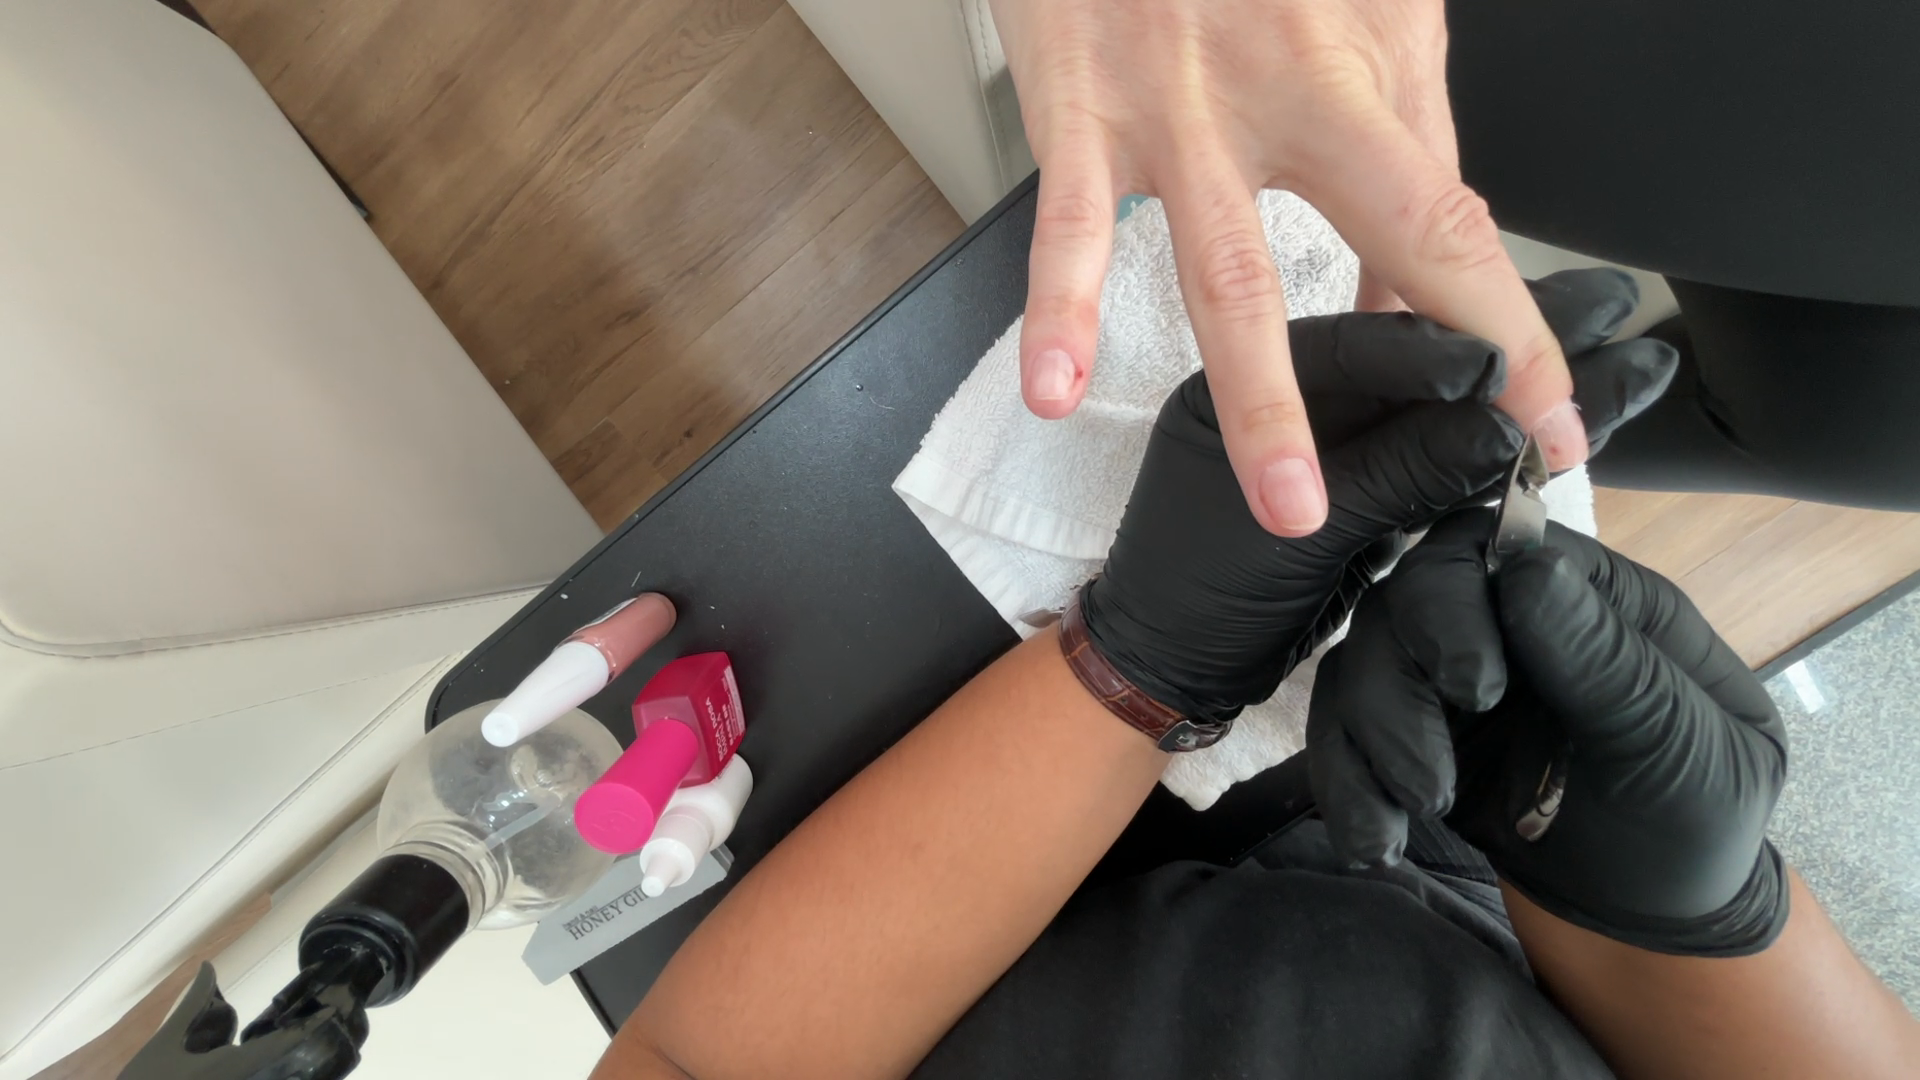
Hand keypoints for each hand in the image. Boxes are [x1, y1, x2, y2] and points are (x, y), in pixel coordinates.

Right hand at [990, 0, 1588, 537]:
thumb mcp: (1351, 11)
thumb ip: (1389, 135)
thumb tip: (1404, 273)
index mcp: (1366, 66)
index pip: (1459, 219)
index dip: (1512, 327)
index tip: (1542, 424)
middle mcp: (1293, 90)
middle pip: (1387, 241)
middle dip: (1436, 368)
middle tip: (1463, 475)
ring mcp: (1184, 110)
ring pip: (1229, 270)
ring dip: (1258, 397)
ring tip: (1279, 499)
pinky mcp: (1083, 115)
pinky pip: (1072, 229)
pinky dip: (1062, 311)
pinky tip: (1054, 388)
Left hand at [1082, 268, 1672, 721]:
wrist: (1176, 665)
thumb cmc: (1202, 596)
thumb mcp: (1298, 535)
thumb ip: (1396, 473)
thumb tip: (1503, 423)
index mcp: (1231, 387)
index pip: (1350, 348)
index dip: (1434, 349)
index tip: (1511, 359)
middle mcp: (1277, 406)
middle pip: (1398, 357)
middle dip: (1493, 339)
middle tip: (1601, 305)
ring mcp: (1314, 443)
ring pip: (1418, 401)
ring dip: (1500, 384)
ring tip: (1599, 341)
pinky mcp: (1346, 484)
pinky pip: (1418, 449)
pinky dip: (1473, 440)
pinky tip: (1538, 418)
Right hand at [1310, 516, 1791, 954]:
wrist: (1630, 907)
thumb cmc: (1686, 818)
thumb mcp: (1683, 748)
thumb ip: (1605, 660)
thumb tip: (1528, 565)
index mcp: (1575, 595)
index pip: (1482, 547)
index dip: (1449, 600)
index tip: (1474, 691)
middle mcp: (1488, 617)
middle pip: (1397, 604)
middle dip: (1398, 689)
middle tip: (1431, 778)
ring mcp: (1428, 668)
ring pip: (1352, 664)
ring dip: (1370, 743)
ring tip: (1422, 814)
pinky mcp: (1388, 722)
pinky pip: (1333, 727)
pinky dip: (1343, 782)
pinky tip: (1374, 839)